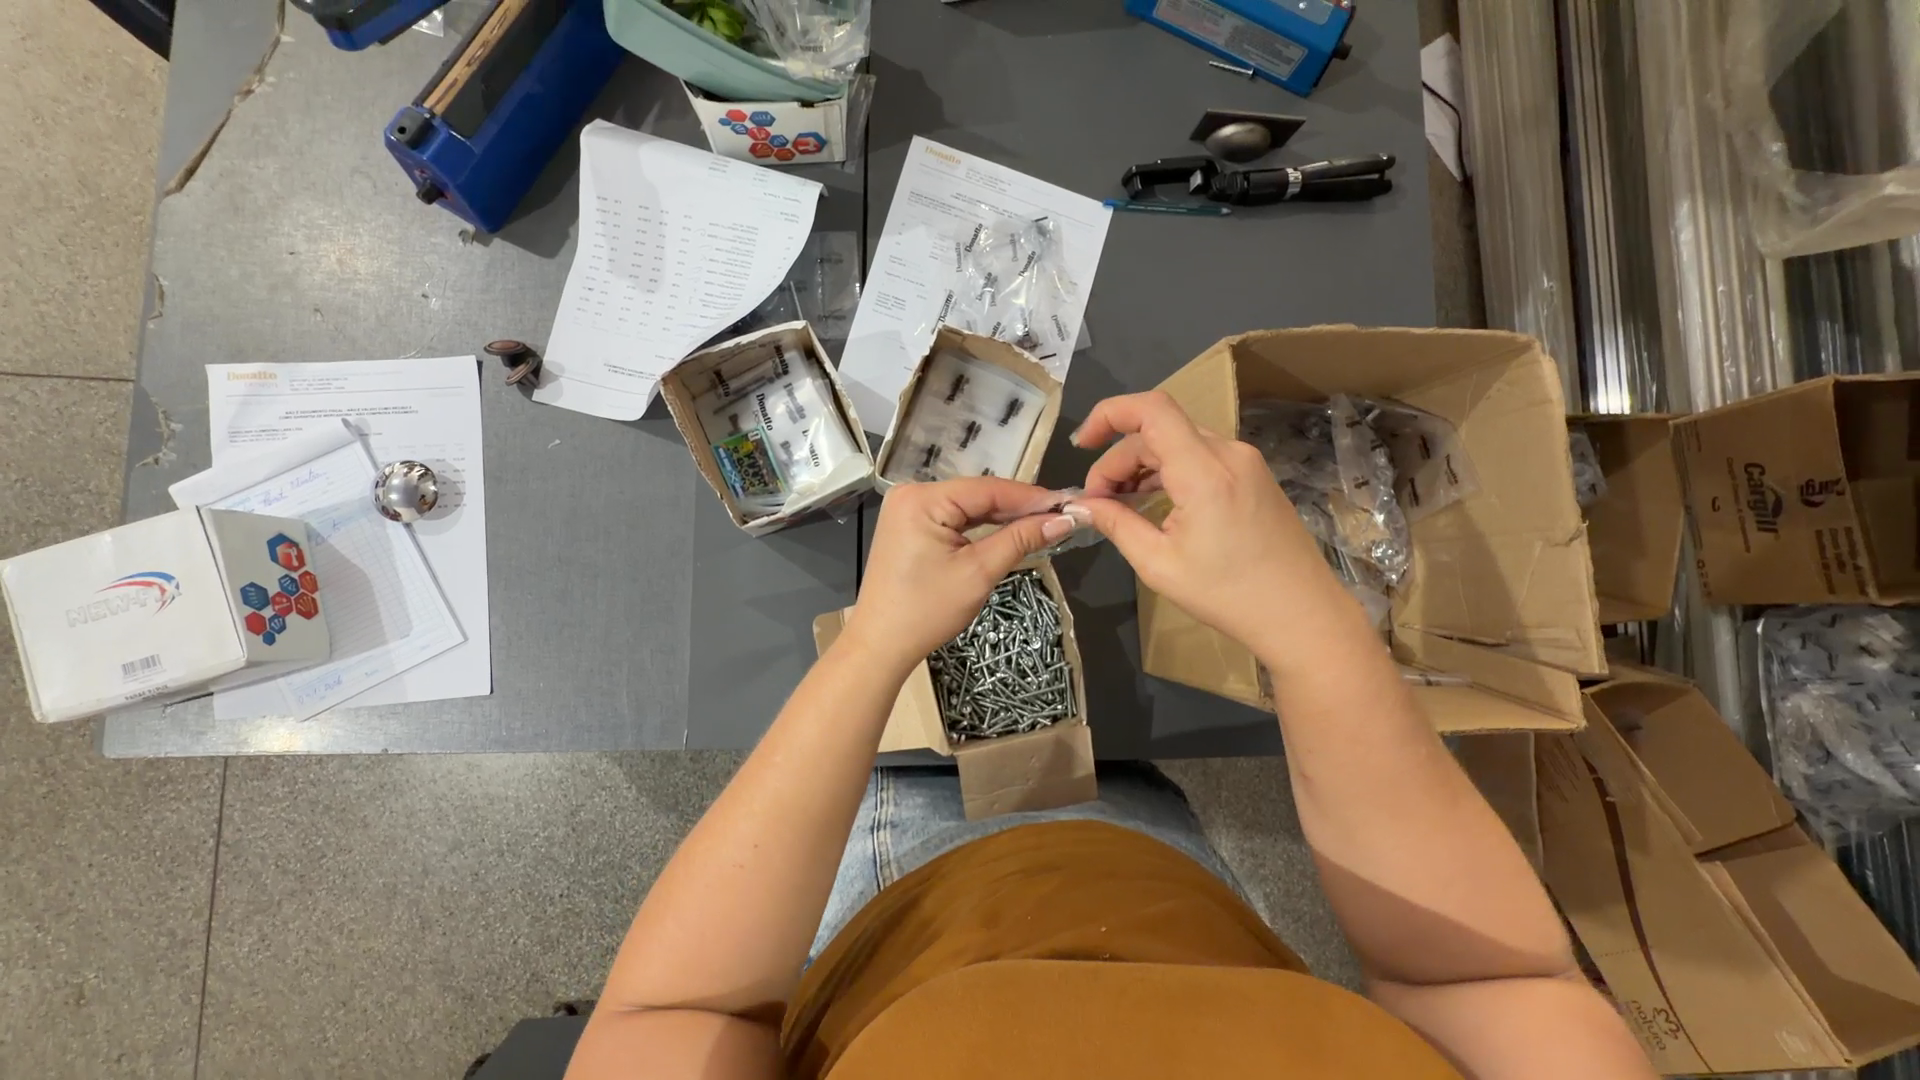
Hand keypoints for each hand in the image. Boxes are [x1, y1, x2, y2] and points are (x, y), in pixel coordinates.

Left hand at [842, 478, 1075, 667]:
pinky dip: (980, 528)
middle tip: (1062, 515)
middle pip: (977, 495)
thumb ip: (1020, 540)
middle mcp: (912, 494)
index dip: (1031, 497)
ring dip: (1002, 518)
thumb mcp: (979, 572)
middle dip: (1018, 508)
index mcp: (922, 498)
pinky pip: (953, 520)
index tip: (1069, 503)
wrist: (881, 644)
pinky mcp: (910, 528)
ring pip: (967, 507)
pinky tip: (1009, 532)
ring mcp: (908, 510)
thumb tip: (1063, 520)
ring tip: (1044, 524)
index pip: (988, 488)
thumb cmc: (927, 610)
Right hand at [1064, 391, 1359, 655]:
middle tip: (1097, 502)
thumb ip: (1116, 524)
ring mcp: (1245, 461)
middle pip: (1159, 430)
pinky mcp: (1253, 475)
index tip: (1082, 444)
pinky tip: (1154, 502)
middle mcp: (1228, 453)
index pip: (1151, 410)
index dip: (1109, 414)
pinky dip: (1168, 470)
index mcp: (1204, 472)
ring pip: (1179, 442)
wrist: (1301, 613)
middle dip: (1118, 459)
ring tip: (1120, 504)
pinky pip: (1200, 456)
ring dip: (1142, 465)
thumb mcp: (1158, 564)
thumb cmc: (1227, 595)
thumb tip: (1081, 505)